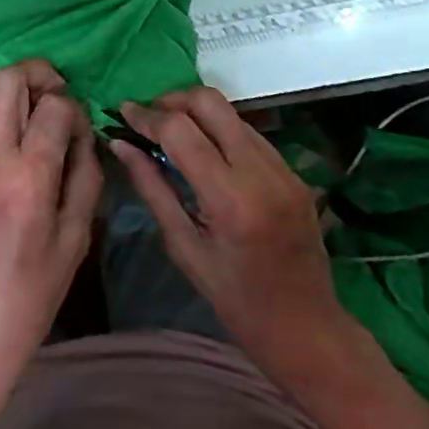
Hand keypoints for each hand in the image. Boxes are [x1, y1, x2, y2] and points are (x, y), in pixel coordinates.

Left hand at [0, 60, 101, 428]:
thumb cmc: (33, 291)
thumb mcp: (76, 238)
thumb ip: (85, 176)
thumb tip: (85, 135)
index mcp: (27, 177)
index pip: (53, 107)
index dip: (75, 108)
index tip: (83, 132)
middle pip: (7, 79)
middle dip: (39, 72)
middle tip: (61, 94)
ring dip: (22, 89)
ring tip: (46, 113)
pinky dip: (8, 111)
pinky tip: (29, 137)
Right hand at [112, 87, 428, 428]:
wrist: (307, 328)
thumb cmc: (236, 299)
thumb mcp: (183, 248)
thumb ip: (152, 188)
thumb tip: (121, 144)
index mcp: (230, 199)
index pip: (180, 130)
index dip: (146, 115)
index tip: (122, 112)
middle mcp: (261, 172)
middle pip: (210, 102)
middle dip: (172, 100)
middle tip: (149, 118)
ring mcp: (283, 167)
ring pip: (231, 113)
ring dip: (196, 113)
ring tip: (171, 133)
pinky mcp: (293, 170)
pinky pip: (249, 133)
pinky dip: (220, 131)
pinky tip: (205, 152)